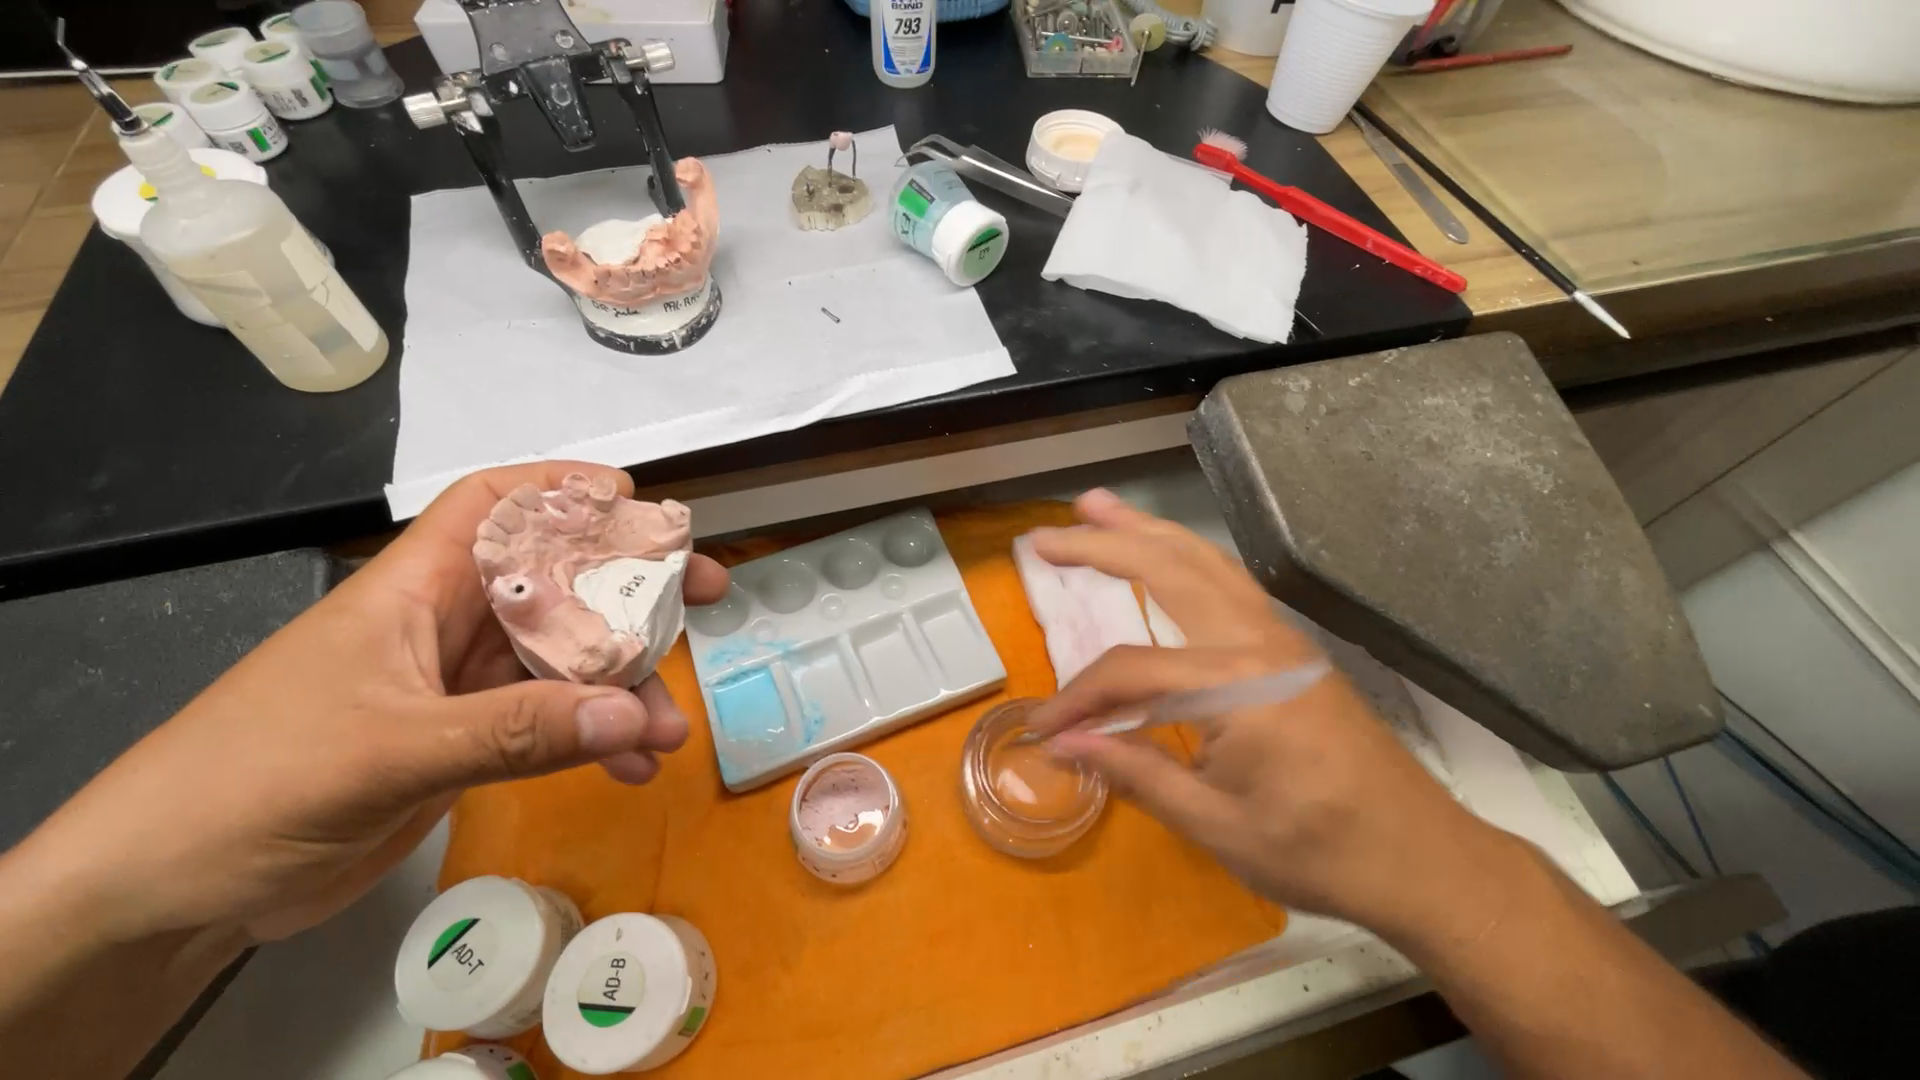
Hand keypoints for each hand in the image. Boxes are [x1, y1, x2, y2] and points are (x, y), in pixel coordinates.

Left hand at [11, 462, 725, 946]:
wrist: (171, 892)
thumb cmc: (255, 783)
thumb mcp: (390, 750)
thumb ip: (515, 731)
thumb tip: (632, 712)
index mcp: (412, 591)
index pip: (491, 508)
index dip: (560, 488)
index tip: (634, 498)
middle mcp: (445, 627)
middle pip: (555, 582)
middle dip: (630, 586)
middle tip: (702, 594)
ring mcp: (460, 689)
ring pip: (564, 663)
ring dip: (621, 688)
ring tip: (668, 727)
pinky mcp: (468, 744)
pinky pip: (551, 726)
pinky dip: (595, 741)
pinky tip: (631, 768)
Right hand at [1027, 490, 1503, 933]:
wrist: (1421, 858)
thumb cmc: (1317, 852)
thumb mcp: (1216, 826)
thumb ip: (1136, 773)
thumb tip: (1063, 746)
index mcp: (1236, 686)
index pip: (1129, 671)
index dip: (1077, 698)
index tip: (1045, 729)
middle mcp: (1257, 641)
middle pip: (1168, 570)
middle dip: (1103, 545)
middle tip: (1046, 537)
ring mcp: (1281, 637)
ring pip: (1205, 562)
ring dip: (1147, 532)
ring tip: (1098, 508)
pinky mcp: (1293, 648)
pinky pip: (1228, 582)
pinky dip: (1184, 557)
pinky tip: (1164, 557)